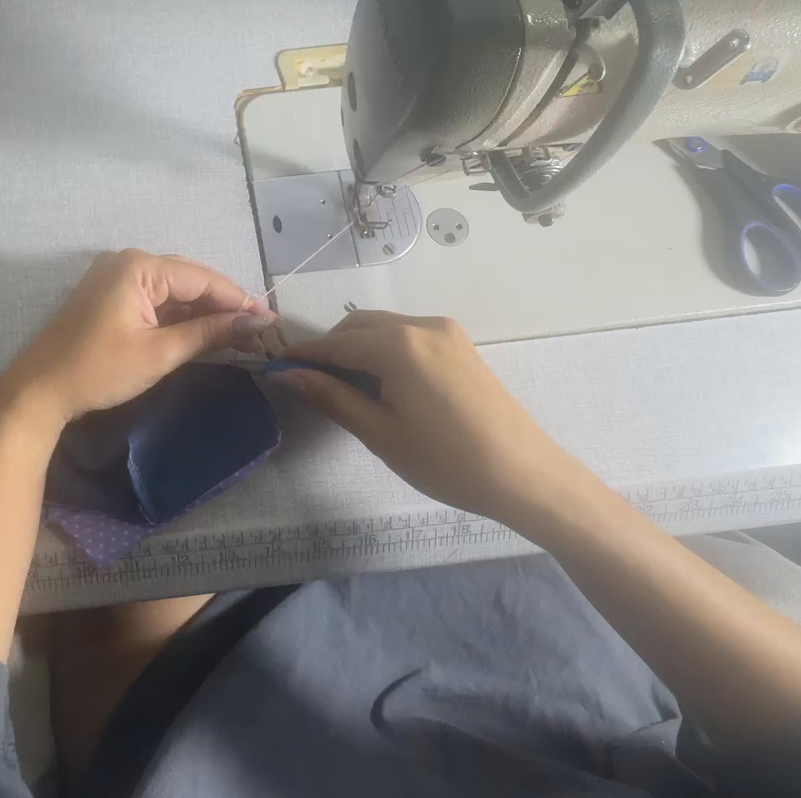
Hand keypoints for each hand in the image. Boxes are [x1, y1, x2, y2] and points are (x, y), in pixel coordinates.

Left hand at [0, 250, 274, 425]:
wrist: (39, 390)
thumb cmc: (98, 371)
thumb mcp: (159, 354)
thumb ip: (209, 333)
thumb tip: (255, 323)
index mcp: (138, 267)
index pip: (201, 278)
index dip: (238, 300)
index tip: (270, 321)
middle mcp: (128, 261)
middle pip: (189, 280)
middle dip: (223, 306)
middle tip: (259, 331)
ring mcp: (116, 277)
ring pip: (173, 291)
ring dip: (203, 313)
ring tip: (240, 335)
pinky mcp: (110, 296)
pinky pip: (155, 299)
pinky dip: (179, 317)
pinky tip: (205, 333)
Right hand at [277, 310, 570, 523]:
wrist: (527, 476)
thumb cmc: (448, 461)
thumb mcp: (380, 433)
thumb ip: (332, 397)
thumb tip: (288, 373)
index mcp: (398, 346)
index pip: (335, 343)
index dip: (302, 355)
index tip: (273, 367)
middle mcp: (421, 325)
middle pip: (357, 326)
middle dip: (329, 349)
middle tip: (308, 383)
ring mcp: (445, 331)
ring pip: (383, 327)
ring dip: (356, 347)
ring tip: (343, 387)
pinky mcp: (460, 344)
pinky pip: (407, 334)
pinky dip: (383, 349)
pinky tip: (381, 382)